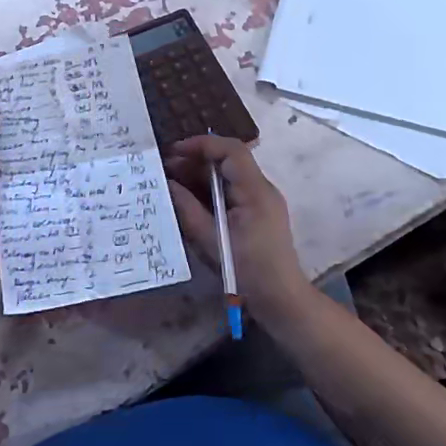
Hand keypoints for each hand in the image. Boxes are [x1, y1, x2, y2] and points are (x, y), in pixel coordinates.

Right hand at [164, 135, 311, 316]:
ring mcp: (261, 201)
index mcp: (255, 191)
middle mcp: (261, 189)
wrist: (281, 301)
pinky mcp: (256, 213)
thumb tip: (167, 184)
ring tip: (170, 182)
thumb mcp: (211, 240)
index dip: (201, 145)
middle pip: (227, 161)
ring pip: (227, 176)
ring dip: (199, 176)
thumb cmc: (247, 271)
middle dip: (195, 161)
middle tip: (164, 168)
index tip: (174, 151)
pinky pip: (231, 192)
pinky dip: (208, 192)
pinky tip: (187, 200)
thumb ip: (187, 209)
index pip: (231, 150)